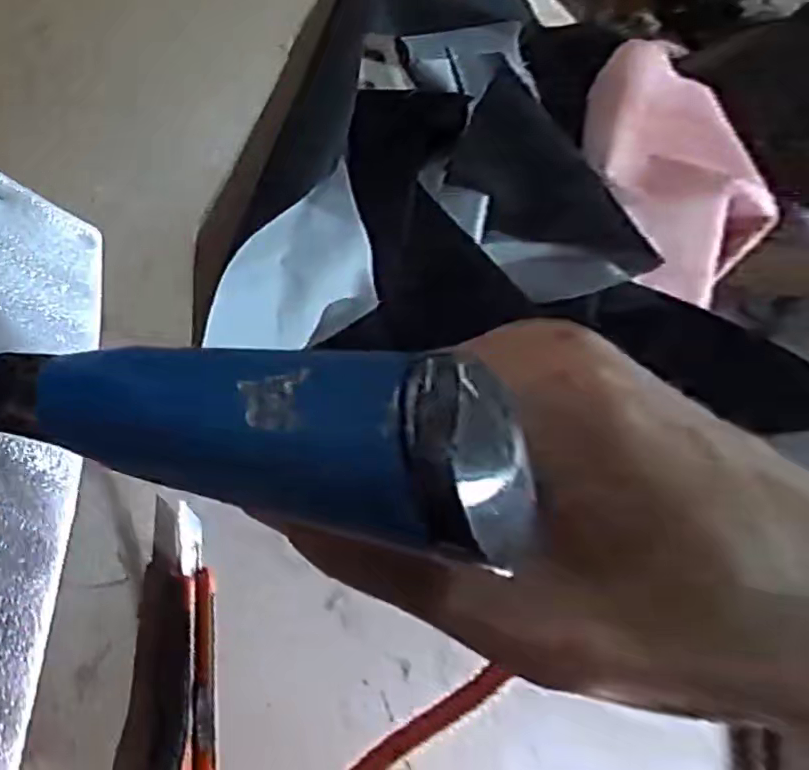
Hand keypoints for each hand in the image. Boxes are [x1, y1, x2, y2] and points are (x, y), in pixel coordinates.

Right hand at [284, 320, 808, 729]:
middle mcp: (532, 343)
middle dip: (364, 444)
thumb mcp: (532, 628)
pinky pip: (470, 395)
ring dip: (406, 445)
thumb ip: (387, 569)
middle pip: (392, 387)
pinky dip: (449, 438)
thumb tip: (270, 508)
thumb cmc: (699, 623)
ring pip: (426, 394)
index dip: (318, 427)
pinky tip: (476, 492)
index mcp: (525, 376)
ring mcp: (561, 351)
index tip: (293, 471)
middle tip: (367, 510)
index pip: (366, 387)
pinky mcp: (580, 369)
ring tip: (420, 509)